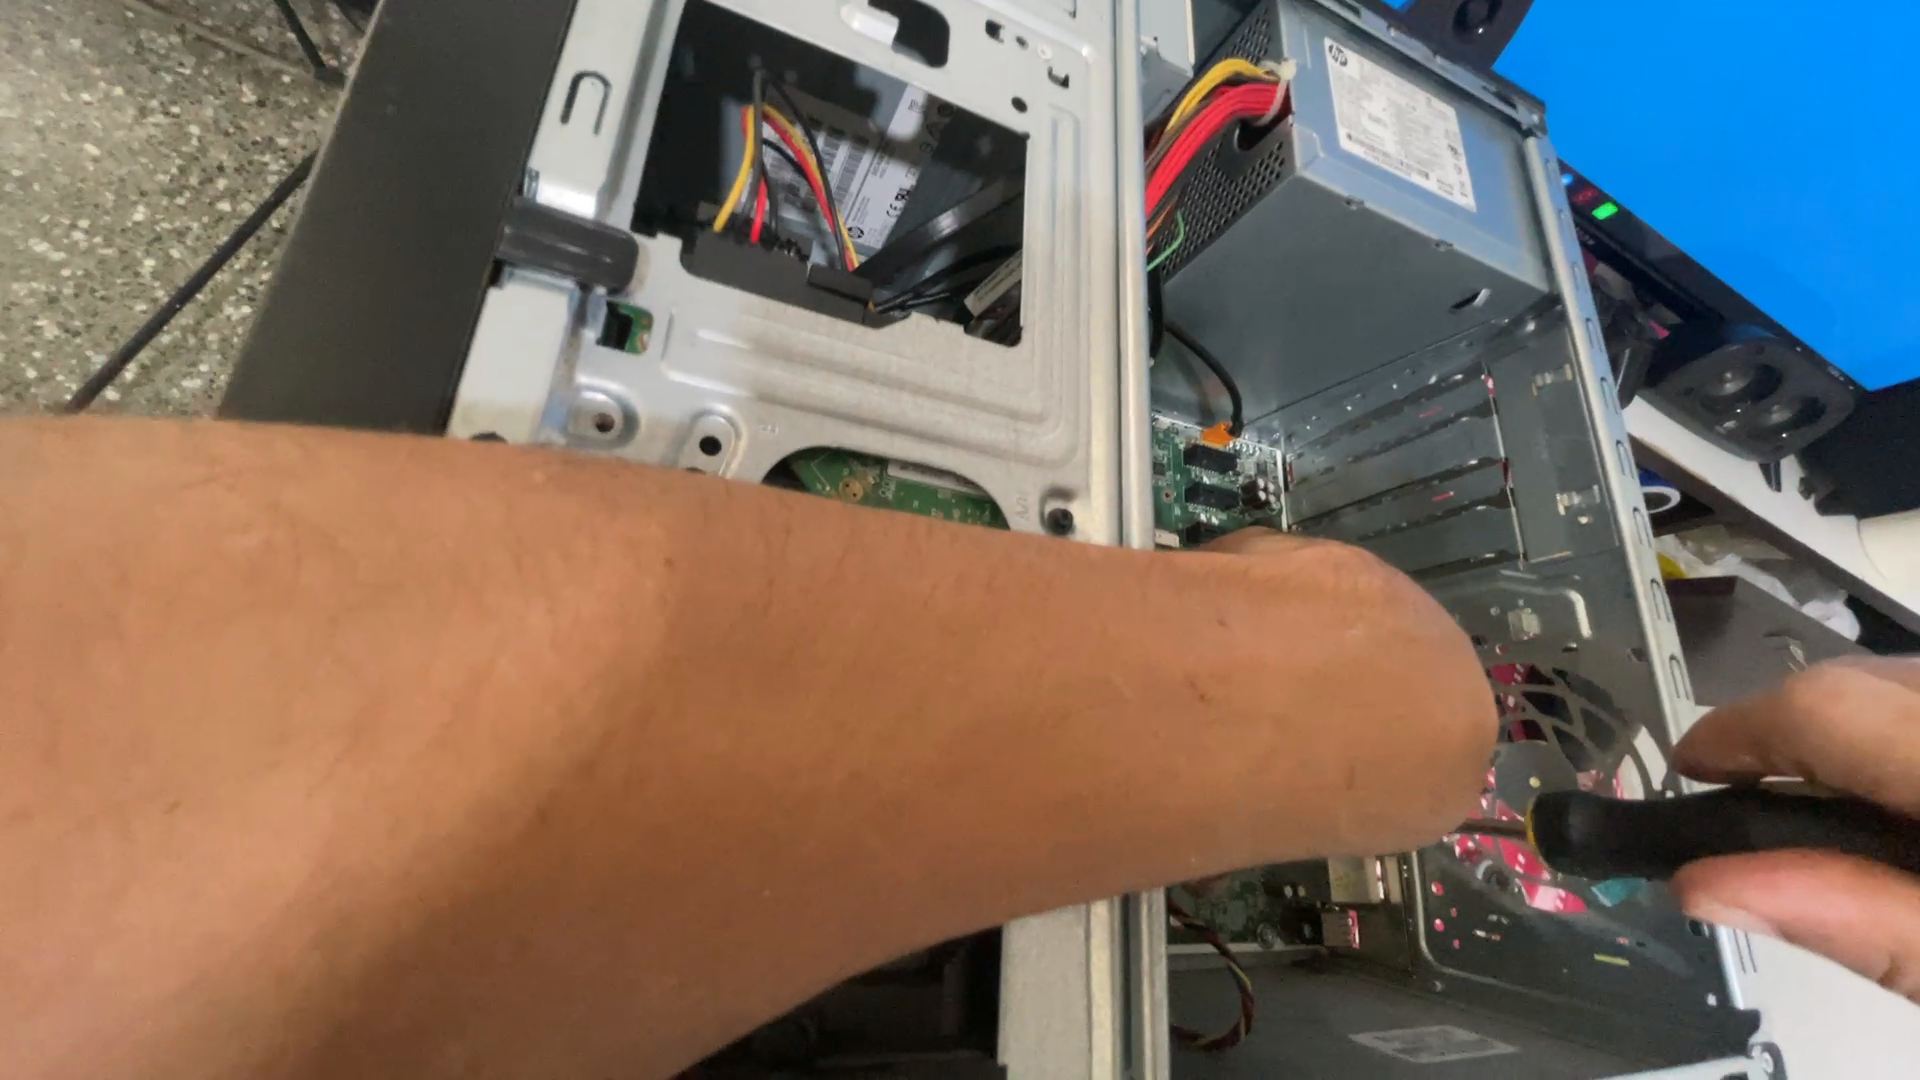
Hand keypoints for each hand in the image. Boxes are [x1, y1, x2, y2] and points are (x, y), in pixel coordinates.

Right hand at [1670, 657, 1919, 1000]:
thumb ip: (1862, 927)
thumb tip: (1695, 883)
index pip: (1821, 709)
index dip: (1734, 735)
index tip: (1694, 773)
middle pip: (1866, 684)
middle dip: (1803, 731)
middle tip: (1775, 806)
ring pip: (1906, 691)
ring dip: (1863, 733)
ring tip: (1857, 811)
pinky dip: (1905, 738)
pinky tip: (1904, 799)